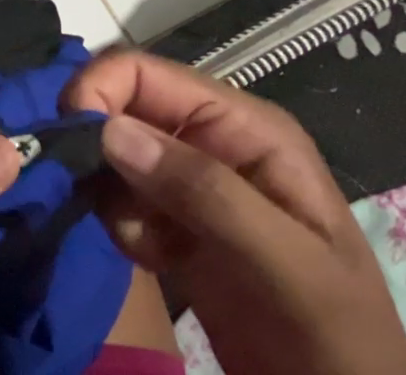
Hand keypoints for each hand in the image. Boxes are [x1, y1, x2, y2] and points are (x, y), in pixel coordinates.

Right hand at [64, 52, 405, 374]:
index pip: (145, 73)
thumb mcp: (285, 263)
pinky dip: (119, 226)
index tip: (71, 143)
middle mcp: (209, 140)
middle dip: (96, 149)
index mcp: (244, 126)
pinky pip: (116, 199)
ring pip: (109, 154)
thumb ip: (203, 191)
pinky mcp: (169, 220)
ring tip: (147, 244)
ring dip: (109, 197)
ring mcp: (187, 182)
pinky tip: (154, 260)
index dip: (98, 91)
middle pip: (119, 108)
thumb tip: (108, 130)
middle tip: (105, 204)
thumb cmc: (334, 332)